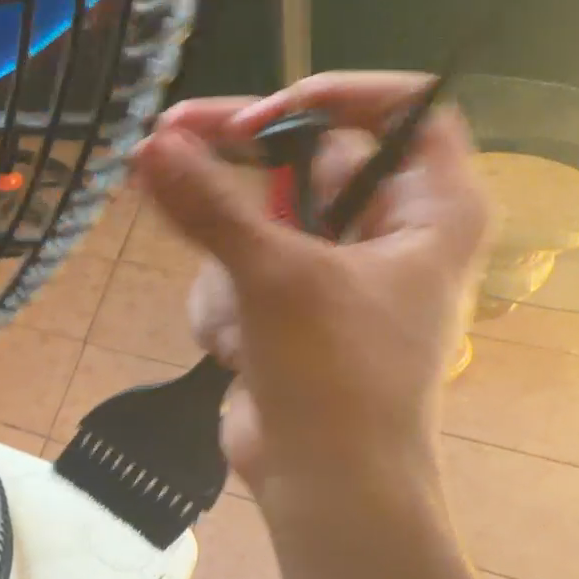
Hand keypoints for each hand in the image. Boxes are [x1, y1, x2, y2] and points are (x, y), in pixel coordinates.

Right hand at [131, 71, 491, 492]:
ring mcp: (326, 278)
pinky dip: (220, 312)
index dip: (321, 100)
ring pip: (249, 234)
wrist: (322, 477)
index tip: (245, 119)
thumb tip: (150, 149)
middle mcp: (383, 234)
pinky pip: (232, 283)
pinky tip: (236, 353)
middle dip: (233, 188)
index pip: (394, 112)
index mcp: (428, 209)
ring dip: (225, 275)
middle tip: (157, 156)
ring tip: (241, 328)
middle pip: (300, 171)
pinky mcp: (282, 316)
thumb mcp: (274, 279)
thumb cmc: (334, 374)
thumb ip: (211, 209)